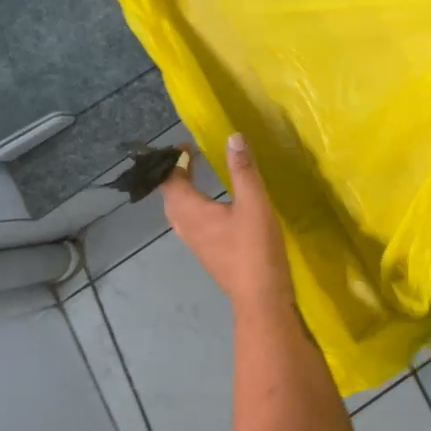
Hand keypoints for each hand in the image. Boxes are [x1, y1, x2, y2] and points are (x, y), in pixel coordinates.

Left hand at [161, 135, 296, 318]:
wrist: (260, 293)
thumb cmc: (255, 245)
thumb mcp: (254, 201)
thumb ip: (244, 169)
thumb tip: (233, 137)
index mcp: (193, 212)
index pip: (170, 182)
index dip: (172, 162)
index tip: (185, 145)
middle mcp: (187, 227)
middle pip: (170, 198)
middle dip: (174, 176)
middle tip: (189, 157)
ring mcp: (196, 243)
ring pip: (178, 213)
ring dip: (182, 192)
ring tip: (196, 176)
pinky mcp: (208, 252)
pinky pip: (190, 223)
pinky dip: (193, 206)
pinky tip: (212, 207)